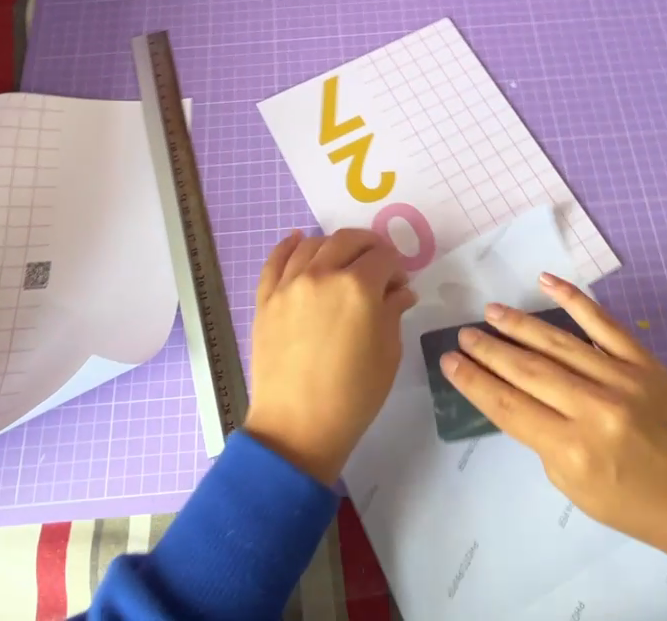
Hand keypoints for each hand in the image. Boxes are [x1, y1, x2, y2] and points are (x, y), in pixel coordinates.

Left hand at [243, 228, 417, 484]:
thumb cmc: (354, 394)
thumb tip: (399, 291)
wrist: (298, 427)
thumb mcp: (388, 353)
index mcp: (359, 287)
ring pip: (313, 244)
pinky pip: (276, 260)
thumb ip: (393, 311)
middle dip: (370, 247)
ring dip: (334, 245)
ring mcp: (289, 284)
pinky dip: (289, 245)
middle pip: (349, 240)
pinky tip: (298, 239)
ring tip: (344, 259)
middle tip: (378, 265)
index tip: (399, 284)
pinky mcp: (266, 299)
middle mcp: (322, 274)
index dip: (396, 267)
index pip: (384, 257)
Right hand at [441, 273, 666, 579]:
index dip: (474, 381)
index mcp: (572, 449)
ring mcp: (622, 380)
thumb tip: (517, 392)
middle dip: (489, 350)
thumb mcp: (572, 486)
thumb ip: (542, 437)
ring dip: (519, 324)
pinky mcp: (644, 361)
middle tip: (463, 333)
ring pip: (557, 343)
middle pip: (527, 370)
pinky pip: (603, 323)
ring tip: (490, 312)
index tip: (449, 361)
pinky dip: (573, 298)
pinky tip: (546, 281)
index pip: (508, 406)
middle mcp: (594, 409)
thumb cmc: (631, 504)